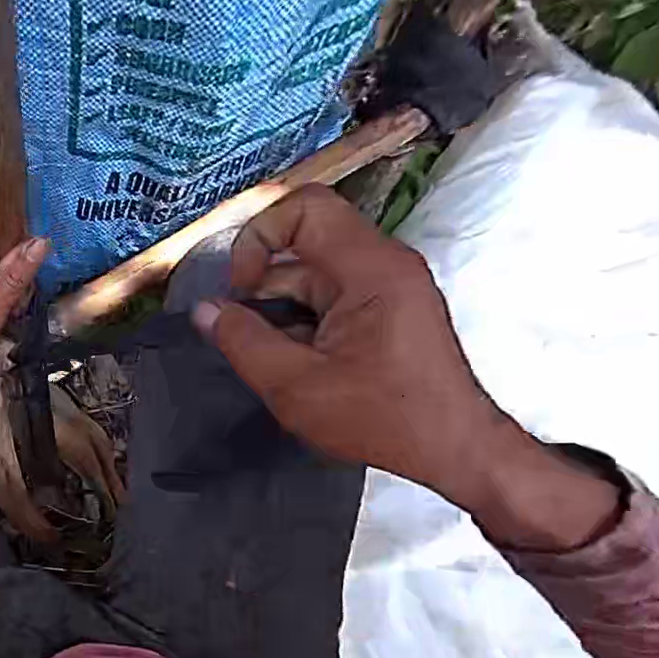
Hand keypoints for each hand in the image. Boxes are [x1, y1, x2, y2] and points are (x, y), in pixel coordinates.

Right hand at [193, 185, 619, 549]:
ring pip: (313, 272)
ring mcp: (387, 286)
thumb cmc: (380, 418)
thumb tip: (205, 310)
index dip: (258, 236)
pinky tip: (289, 357)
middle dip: (261, 280)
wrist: (453, 450)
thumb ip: (242, 342)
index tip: (241, 287)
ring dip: (278, 305)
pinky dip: (300, 317)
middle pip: (305, 241)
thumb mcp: (294, 385)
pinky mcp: (386, 309)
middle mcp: (383, 264)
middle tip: (239, 326)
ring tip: (262, 350)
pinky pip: (330, 295)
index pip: (304, 207)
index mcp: (369, 268)